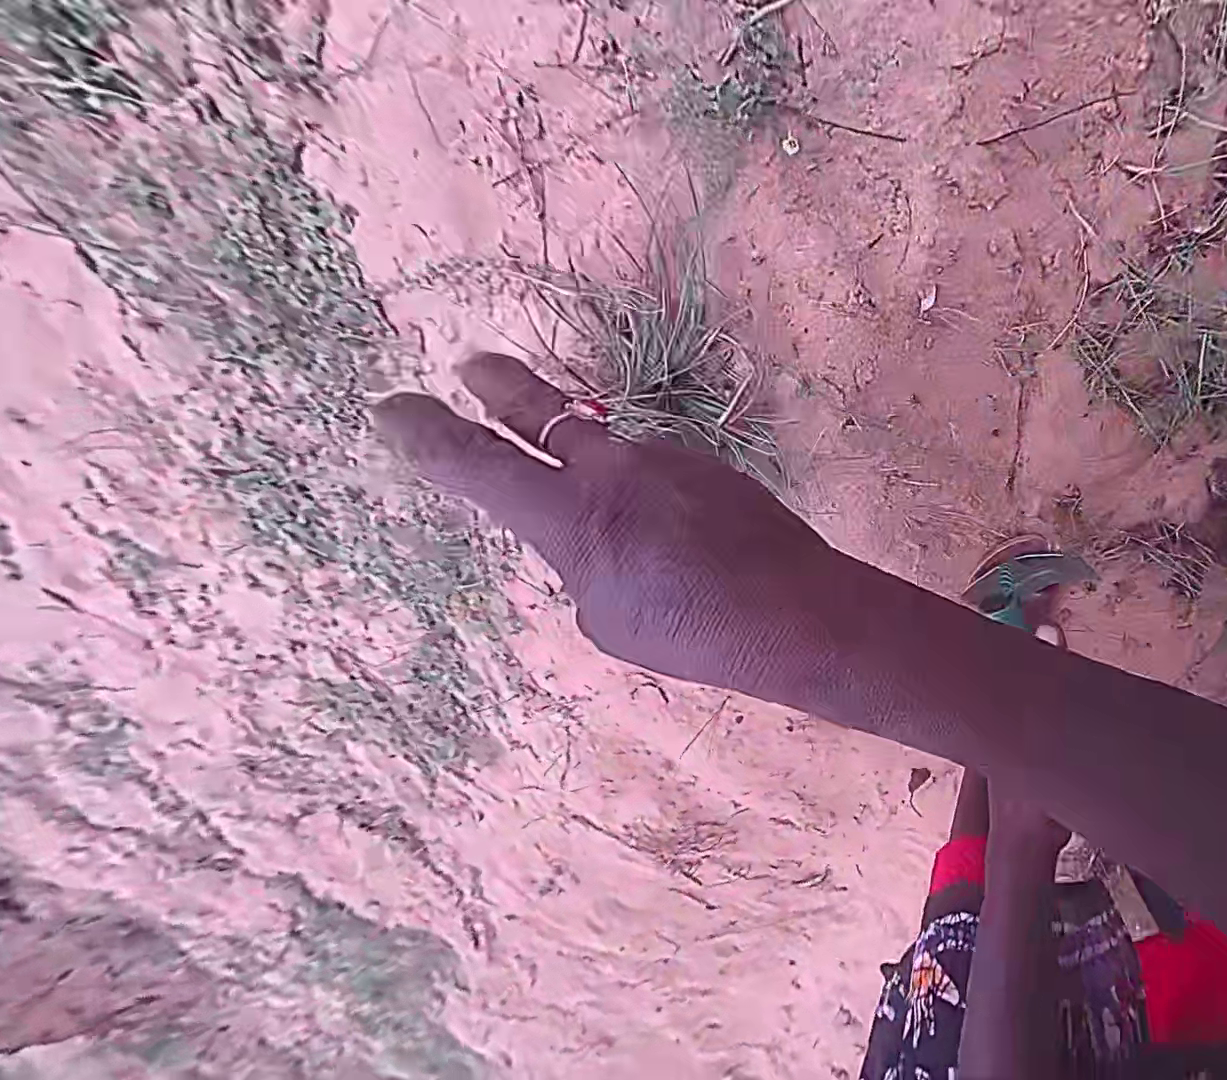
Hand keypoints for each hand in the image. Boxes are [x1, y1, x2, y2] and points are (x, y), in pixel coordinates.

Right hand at [372, 353, 850, 699]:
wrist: (793, 608)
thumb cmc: (694, 629)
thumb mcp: (609, 615)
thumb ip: (585, 562)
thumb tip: (596, 536)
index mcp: (575, 514)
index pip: (479, 465)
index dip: (429, 436)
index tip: (395, 408)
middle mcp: (621, 470)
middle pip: (549, 415)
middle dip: (505, 388)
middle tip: (476, 366)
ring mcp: (676, 461)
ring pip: (622, 458)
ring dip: (608, 474)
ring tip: (629, 522)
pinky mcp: (718, 470)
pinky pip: (670, 479)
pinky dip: (661, 499)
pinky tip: (685, 536)